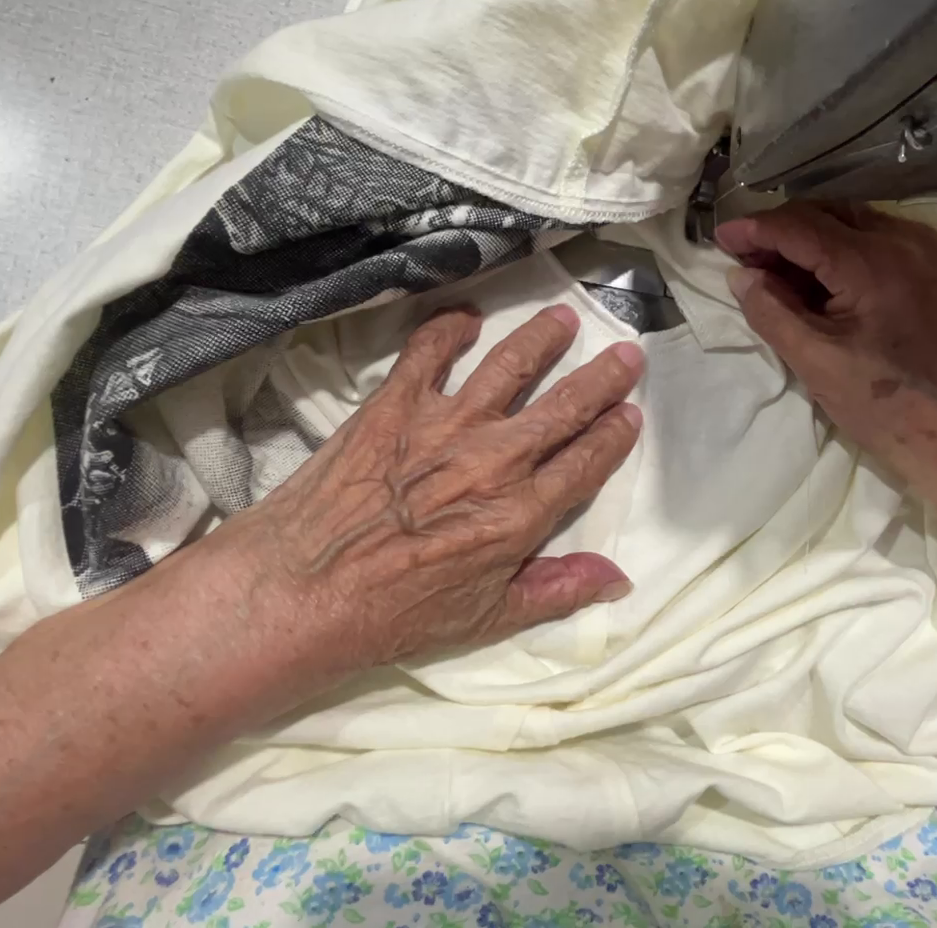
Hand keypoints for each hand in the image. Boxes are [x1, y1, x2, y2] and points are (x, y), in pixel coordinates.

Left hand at [210, 305, 643, 670]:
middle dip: (602, 378)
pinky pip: (428, 352)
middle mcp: (492, 459)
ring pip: (508, 367)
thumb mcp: (486, 620)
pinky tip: (465, 317)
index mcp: (520, 513)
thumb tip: (619, 579)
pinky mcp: (394, 404)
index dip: (614, 435)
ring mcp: (443, 425)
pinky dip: (448, 328)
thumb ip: (556, 591)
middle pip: (563, 407)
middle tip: (627, 351)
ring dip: (541, 339)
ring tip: (563, 319)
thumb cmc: (396, 613)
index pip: (585, 462)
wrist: (304, 589)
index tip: (632, 412)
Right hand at [716, 202, 936, 486]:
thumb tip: (741, 276)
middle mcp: (902, 241)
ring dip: (808, 238)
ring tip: (773, 271)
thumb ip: (772, 311)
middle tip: (743, 258)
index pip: (799, 226)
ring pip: (851, 222)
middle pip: (826, 213)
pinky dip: (838, 248)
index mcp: (871, 263)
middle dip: (779, 230)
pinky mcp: (933, 269)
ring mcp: (924, 252)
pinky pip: (875, 240)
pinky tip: (818, 279)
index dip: (754, 228)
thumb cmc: (888, 405)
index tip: (718, 237)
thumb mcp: (816, 362)